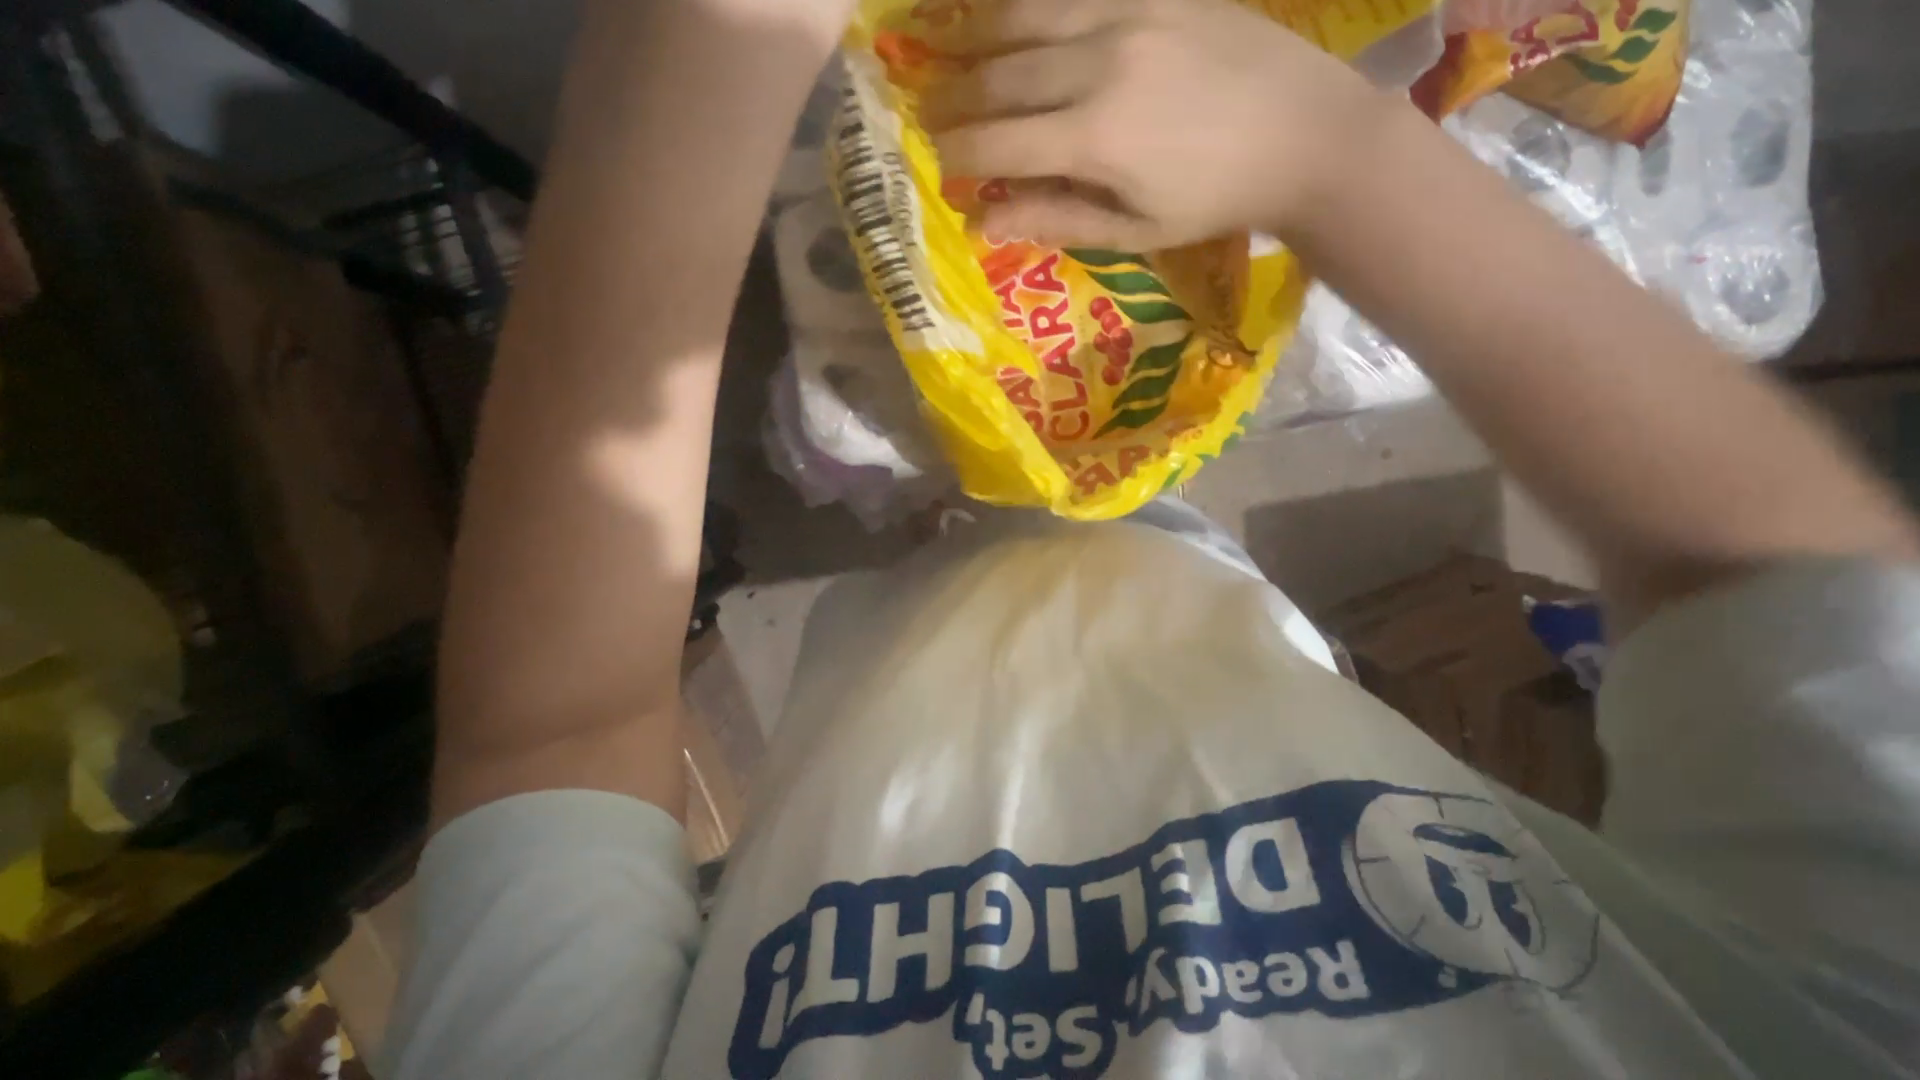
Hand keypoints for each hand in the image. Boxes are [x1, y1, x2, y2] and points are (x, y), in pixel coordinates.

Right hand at [918, 0, 1386, 250]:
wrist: (1307, 134)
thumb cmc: (1217, 199)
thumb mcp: (1135, 229)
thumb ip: (1056, 218)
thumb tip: (983, 219)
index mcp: (1093, 138)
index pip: (995, 141)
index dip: (954, 150)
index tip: (935, 156)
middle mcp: (1099, 65)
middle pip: (998, 74)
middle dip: (953, 94)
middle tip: (928, 106)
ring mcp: (1129, 16)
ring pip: (1025, 14)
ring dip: (977, 32)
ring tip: (950, 44)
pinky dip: (1032, 3)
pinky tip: (1014, 15)